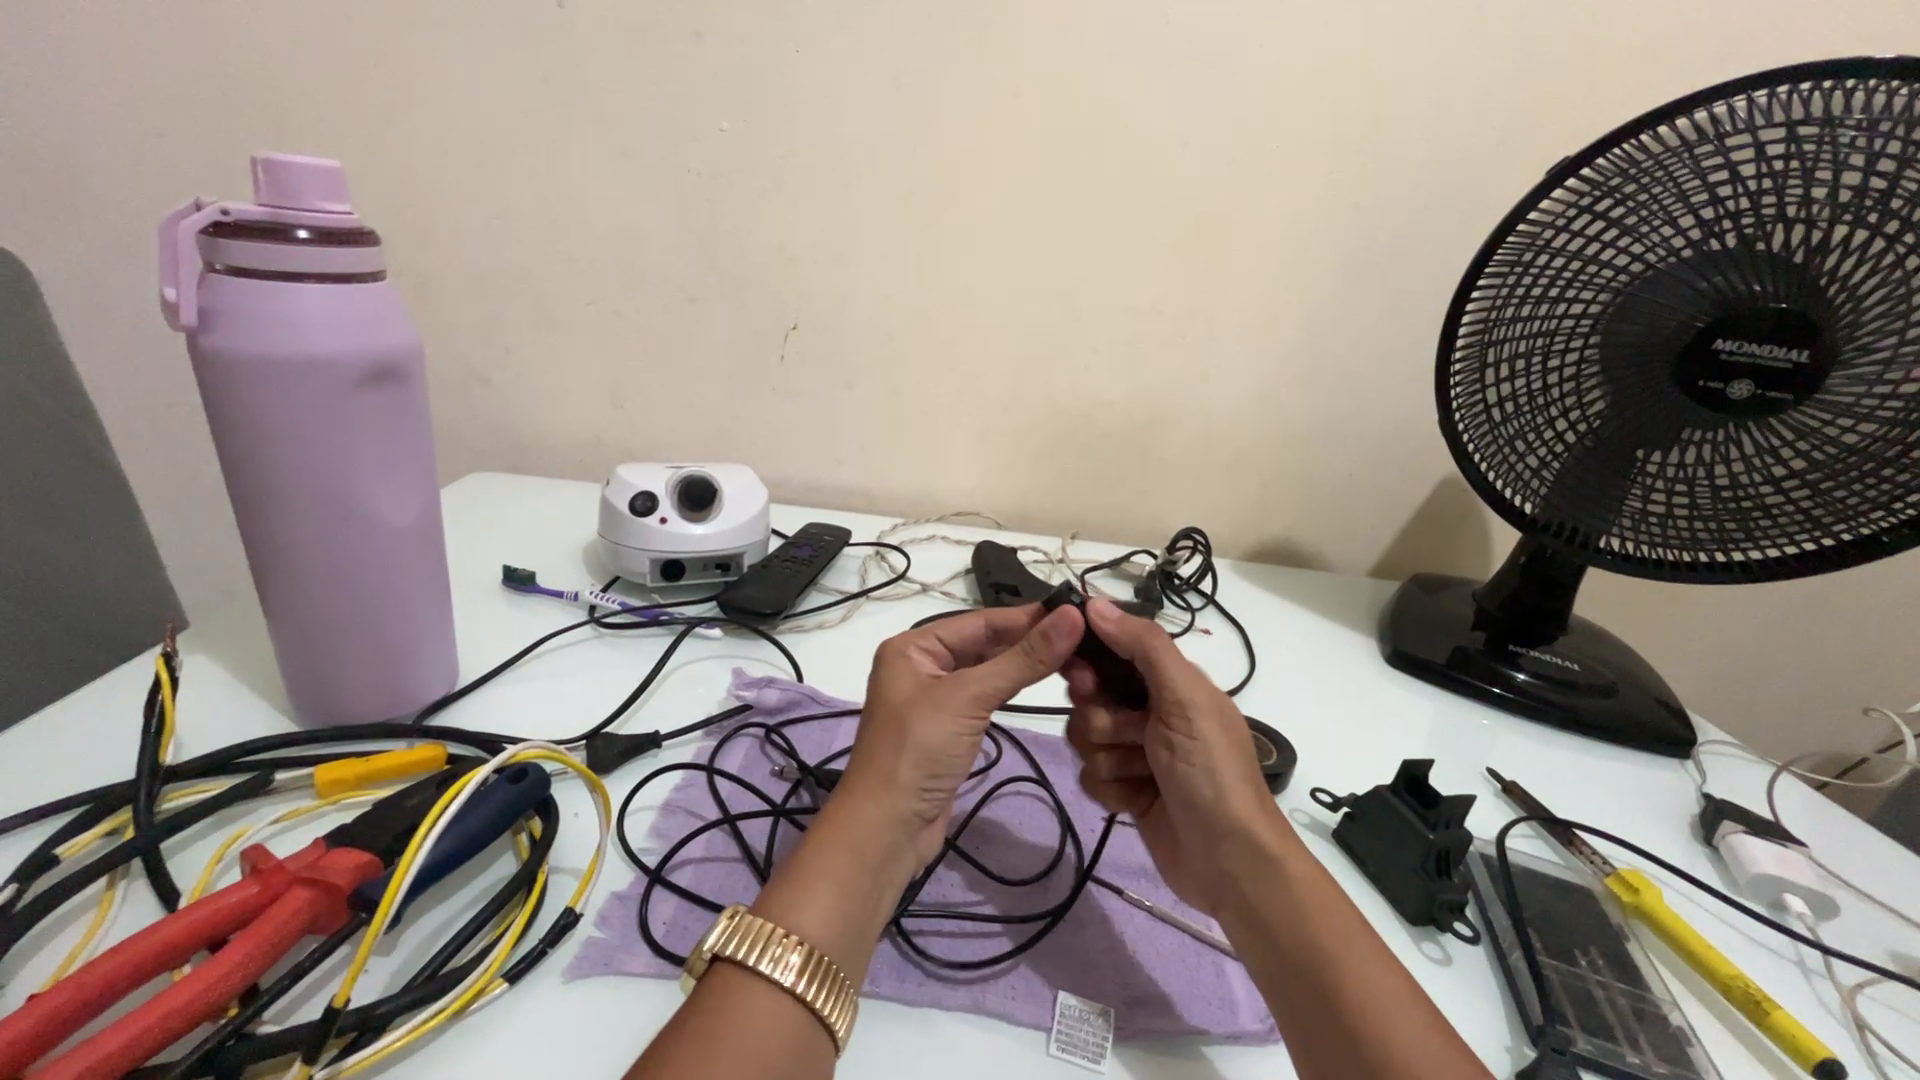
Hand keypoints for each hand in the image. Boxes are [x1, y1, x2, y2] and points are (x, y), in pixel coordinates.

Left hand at [841, 604, 1085, 870]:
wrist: (888, 829)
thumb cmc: (919, 752)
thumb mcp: (969, 698)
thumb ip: (1022, 659)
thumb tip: (1072, 616)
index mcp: (913, 646)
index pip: (980, 621)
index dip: (1028, 617)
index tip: (1078, 612)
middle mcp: (921, 664)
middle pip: (984, 643)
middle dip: (1030, 641)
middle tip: (1085, 639)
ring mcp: (935, 698)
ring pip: (987, 670)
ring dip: (1024, 665)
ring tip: (1075, 658)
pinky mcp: (948, 728)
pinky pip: (985, 696)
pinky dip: (1012, 689)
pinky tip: (1042, 683)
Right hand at [1064, 597, 1284, 914]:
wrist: (1230, 862)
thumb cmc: (1212, 772)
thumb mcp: (1185, 699)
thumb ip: (1143, 647)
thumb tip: (1094, 603)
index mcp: (1171, 683)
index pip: (1113, 652)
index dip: (1090, 662)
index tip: (1082, 677)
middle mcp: (1151, 712)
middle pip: (1089, 699)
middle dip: (1102, 720)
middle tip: (1131, 734)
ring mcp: (1137, 754)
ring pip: (1085, 739)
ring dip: (1111, 760)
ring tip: (1144, 775)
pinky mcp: (1125, 791)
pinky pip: (1090, 777)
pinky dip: (1112, 791)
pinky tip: (1139, 802)